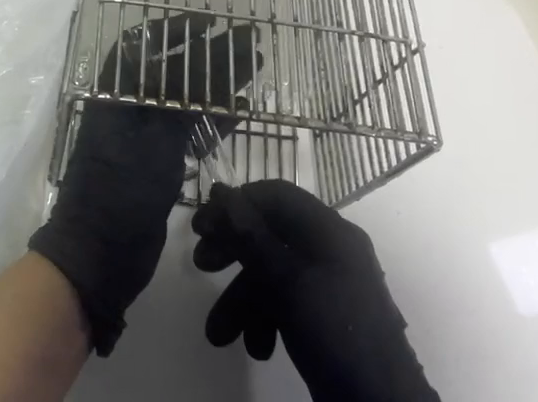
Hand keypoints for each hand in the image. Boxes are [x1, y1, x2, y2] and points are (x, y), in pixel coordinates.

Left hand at [28, 13, 256, 354]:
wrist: (99, 255)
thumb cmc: (121, 190)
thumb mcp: (155, 140)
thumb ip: (183, 100)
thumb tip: (205, 59)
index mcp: (115, 94)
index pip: (145, 46)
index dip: (175, 30)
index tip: (209, 21)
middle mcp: (126, 108)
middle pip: (172, 71)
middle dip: (209, 57)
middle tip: (247, 43)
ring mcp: (141, 137)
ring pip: (184, 100)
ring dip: (217, 86)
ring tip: (255, 68)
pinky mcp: (154, 164)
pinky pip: (186, 131)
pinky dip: (211, 120)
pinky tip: (240, 113)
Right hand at [193, 180, 438, 401]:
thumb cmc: (335, 331)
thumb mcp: (287, 280)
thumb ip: (251, 235)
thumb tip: (220, 190)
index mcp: (328, 231)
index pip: (275, 195)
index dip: (236, 204)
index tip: (201, 226)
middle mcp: (329, 250)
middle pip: (269, 234)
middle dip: (233, 254)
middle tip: (201, 265)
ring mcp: (327, 284)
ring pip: (271, 275)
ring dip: (242, 302)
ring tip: (220, 335)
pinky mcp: (323, 316)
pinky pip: (284, 303)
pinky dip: (264, 322)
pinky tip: (257, 348)